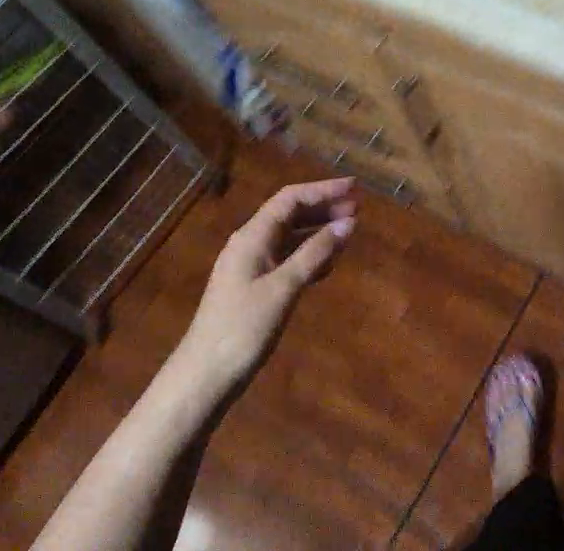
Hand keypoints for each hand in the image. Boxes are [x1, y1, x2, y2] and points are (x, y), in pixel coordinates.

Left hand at [169, 177, 357, 396]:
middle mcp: (250, 244)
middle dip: (323, 208)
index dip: (323, 190)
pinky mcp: (255, 288)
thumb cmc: (243, 327)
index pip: (290, 199)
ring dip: (318, 231)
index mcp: (251, 237)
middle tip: (357, 209)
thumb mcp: (284, 287)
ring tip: (349, 232)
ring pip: (290, 237)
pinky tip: (329, 263)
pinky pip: (287, 259)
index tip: (354, 188)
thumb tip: (348, 224)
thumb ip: (315, 253)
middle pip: (290, 214)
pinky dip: (310, 255)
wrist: (205, 375)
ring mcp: (251, 267)